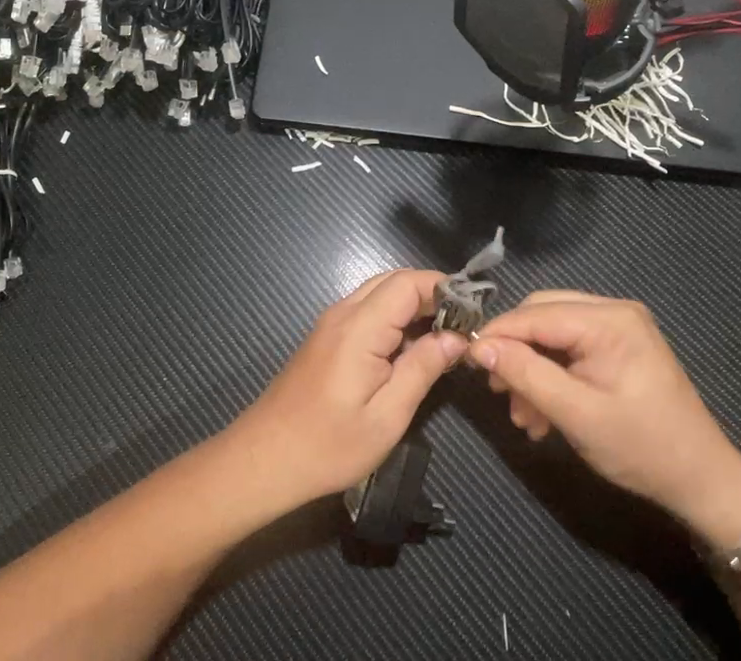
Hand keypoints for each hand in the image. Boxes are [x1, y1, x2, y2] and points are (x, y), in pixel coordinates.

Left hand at [224, 269, 466, 512]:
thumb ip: (422, 369)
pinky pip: (366, 312)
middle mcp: (342, 315)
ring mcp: (330, 325)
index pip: (408, 283)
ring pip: (378, 294)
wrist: (264, 460)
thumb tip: (456, 338)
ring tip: (446, 336)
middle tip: (465, 325)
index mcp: (359, 328)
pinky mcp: (325, 340)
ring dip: (413, 305)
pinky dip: (394, 318)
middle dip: (432, 294)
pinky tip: (412, 348)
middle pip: (393, 281)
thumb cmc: (328, 446)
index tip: (476, 312)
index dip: (444, 288)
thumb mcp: (387, 416)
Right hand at [471, 291, 740, 545]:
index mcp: (609, 320)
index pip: (534, 313)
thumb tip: (477, 347)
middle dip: (514, 354)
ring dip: (530, 371)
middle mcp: (614, 311)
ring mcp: (618, 328)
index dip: (496, 335)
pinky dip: (550, 377)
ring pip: (551, 335)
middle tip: (497, 394)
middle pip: (541, 317)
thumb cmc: (641, 447)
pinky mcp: (618, 348)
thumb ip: (525, 374)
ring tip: (523, 417)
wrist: (700, 480)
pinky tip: (542, 415)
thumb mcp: (576, 413)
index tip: (463, 360)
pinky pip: (569, 349)